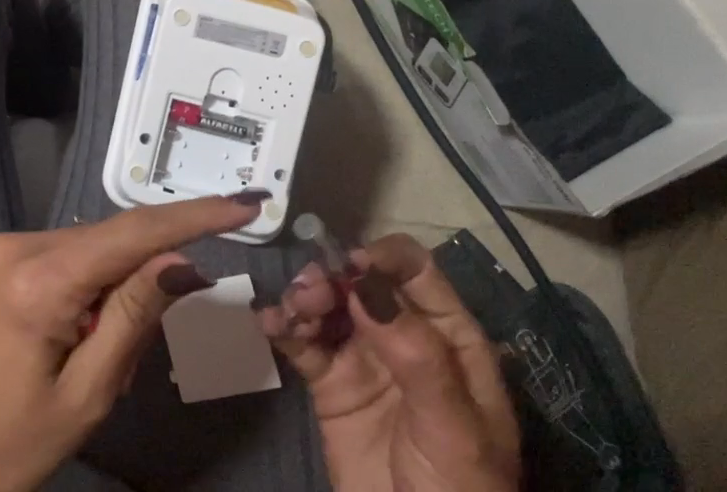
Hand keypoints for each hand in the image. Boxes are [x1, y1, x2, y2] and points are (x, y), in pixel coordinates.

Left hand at [0, 191, 269, 491]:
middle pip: (111, 239)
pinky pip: (64, 255)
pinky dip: (91, 284)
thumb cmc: (8, 441)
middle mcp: (15, 245)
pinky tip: (83, 333)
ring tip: (107, 354)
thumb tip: (181, 261)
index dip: (195, 216)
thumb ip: (134, 319)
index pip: (132, 233)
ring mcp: (0, 246)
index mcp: (38, 280)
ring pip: (89, 247)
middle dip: (152, 272)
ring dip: (118, 285)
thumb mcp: (86, 394)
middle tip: (160, 335)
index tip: (246, 203)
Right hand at [260, 234, 519, 491]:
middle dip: (332, 276)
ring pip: (327, 304)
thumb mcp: (452, 428)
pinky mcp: (327, 382)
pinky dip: (281, 324)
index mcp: (448, 339)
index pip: (416, 272)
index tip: (349, 266)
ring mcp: (362, 359)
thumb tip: (366, 283)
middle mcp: (402, 337)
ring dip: (303, 297)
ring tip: (292, 315)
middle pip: (360, 282)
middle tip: (311, 295)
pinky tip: (269, 324)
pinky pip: (299, 340)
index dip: (382, 258)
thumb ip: (416, 354)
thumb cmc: (458, 491)